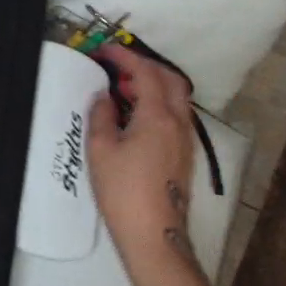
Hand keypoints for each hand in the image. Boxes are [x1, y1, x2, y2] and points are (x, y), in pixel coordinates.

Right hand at [87, 42, 196, 257]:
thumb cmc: (122, 189)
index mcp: (158, 117)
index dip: (125, 57)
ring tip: (120, 90)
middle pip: (171, 81)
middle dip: (145, 66)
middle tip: (116, 66)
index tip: (103, 50)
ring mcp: (185, 141)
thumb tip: (103, 97)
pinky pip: (173, 116)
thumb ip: (101, 114)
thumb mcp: (100, 148)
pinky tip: (132, 115)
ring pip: (176, 99)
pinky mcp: (183, 156)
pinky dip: (155, 104)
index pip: (146, 73)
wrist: (154, 235)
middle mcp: (178, 124)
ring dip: (151, 85)